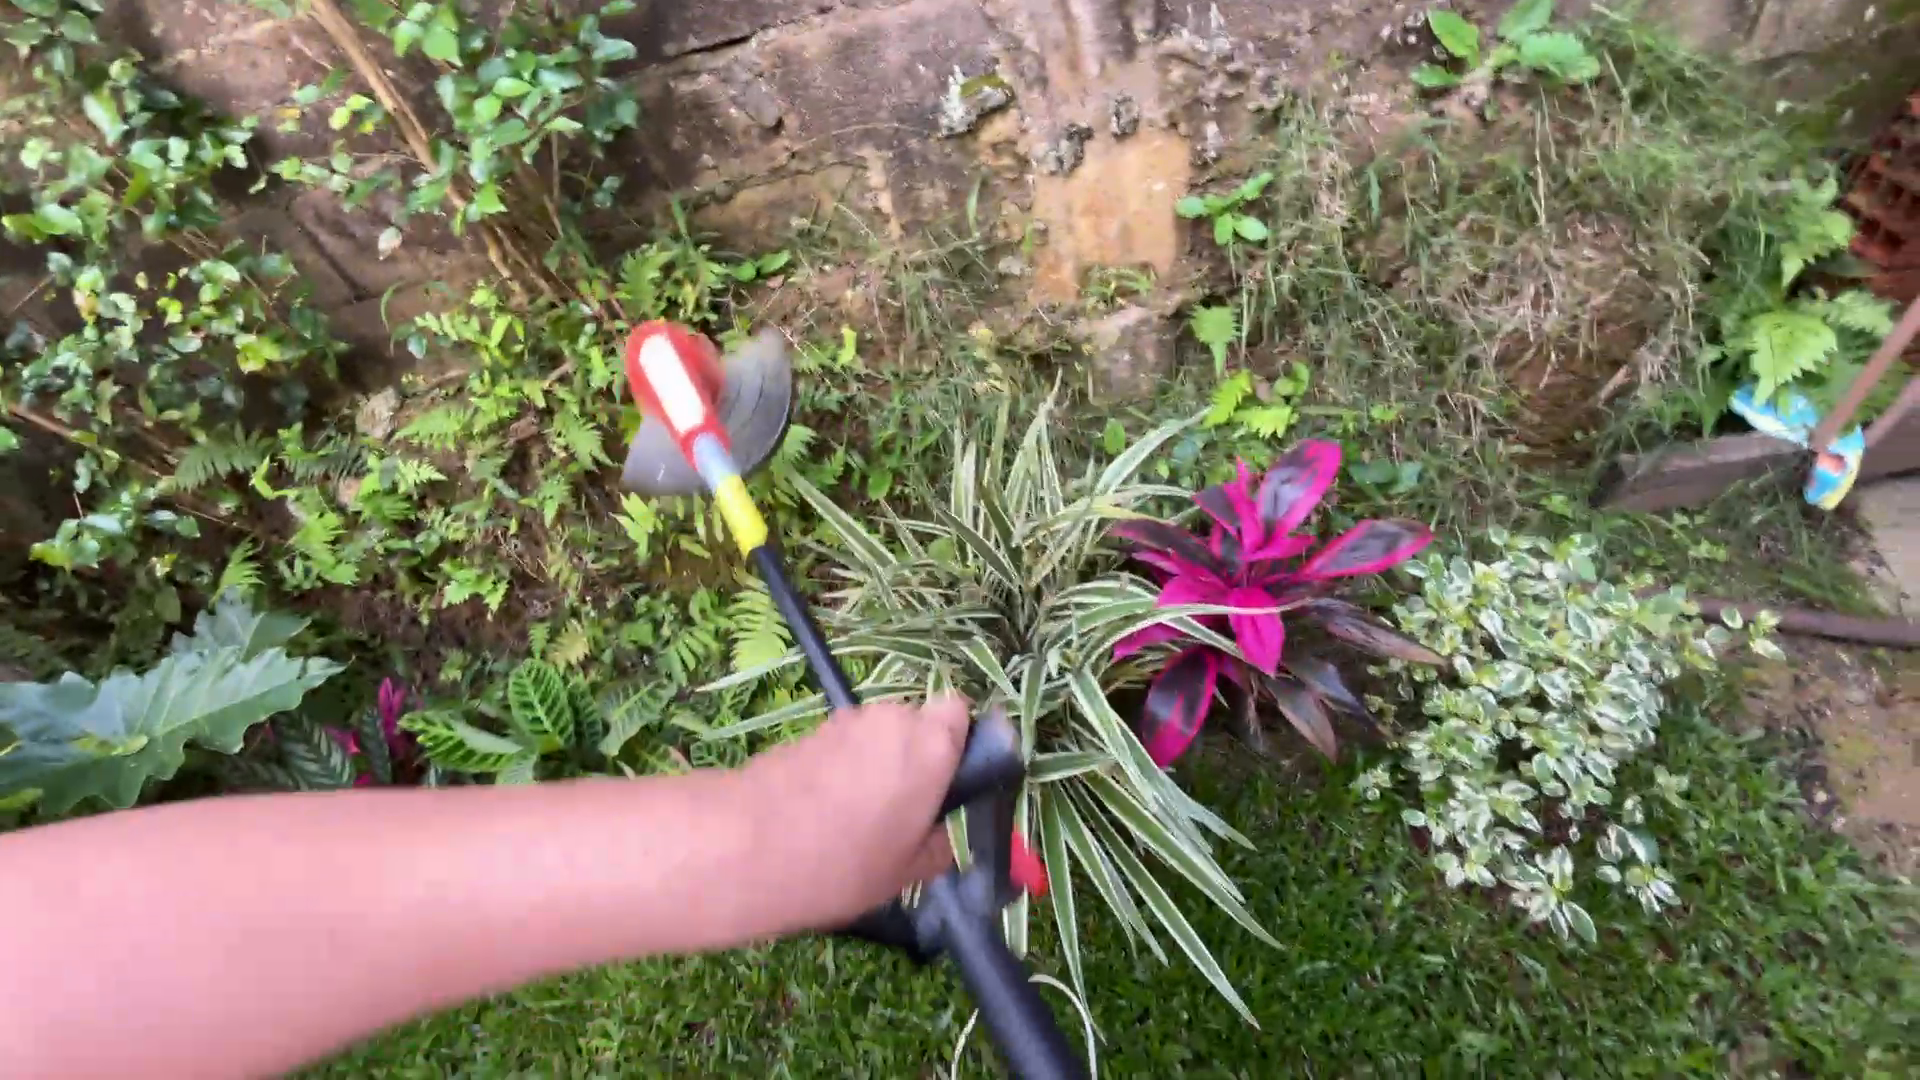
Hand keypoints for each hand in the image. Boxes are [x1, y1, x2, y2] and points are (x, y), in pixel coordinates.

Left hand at [737, 698, 968, 932]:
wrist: (751, 845)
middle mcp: (895, 718)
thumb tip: (938, 837)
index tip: (943, 779)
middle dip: (911, 756)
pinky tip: (823, 809)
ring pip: (877, 734)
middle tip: (900, 808)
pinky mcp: (811, 728)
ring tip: (854, 815)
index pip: (959, 711)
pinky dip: (841, 766)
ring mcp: (849, 720)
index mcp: (932, 745)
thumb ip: (936, 846)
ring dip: (875, 761)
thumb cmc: (846, 862)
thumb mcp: (907, 873)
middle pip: (915, 724)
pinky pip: (843, 743)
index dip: (954, 740)